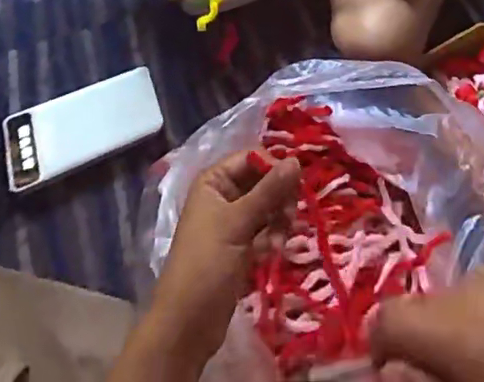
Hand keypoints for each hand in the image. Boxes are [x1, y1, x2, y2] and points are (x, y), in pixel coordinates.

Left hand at [138, 152, 300, 374]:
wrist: (187, 325)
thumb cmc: (206, 265)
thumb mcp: (238, 223)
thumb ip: (269, 191)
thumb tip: (296, 160)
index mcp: (214, 181)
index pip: (253, 158)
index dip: (274, 168)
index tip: (294, 187)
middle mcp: (224, 195)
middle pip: (264, 181)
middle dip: (279, 199)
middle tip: (287, 219)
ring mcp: (233, 222)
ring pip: (269, 207)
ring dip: (278, 222)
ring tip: (276, 244)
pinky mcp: (242, 246)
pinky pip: (266, 230)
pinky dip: (273, 239)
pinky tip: (272, 254)